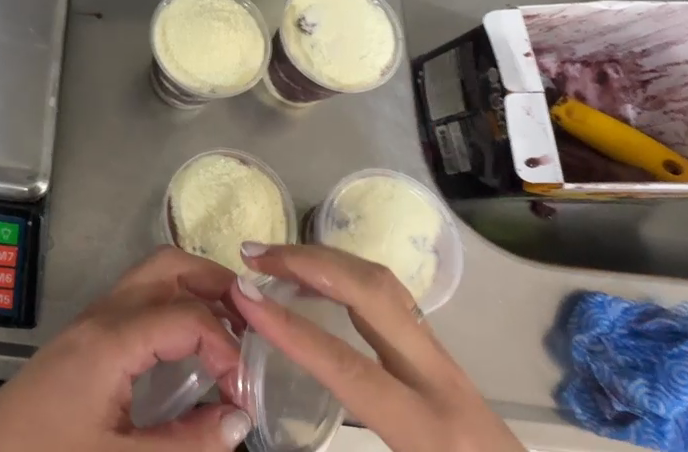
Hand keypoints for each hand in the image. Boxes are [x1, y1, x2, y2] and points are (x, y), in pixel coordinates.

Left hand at [0, 246, 251, 451]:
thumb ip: (187, 442)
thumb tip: (240, 421)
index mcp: (111, 339)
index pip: (187, 316)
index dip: (228, 348)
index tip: (247, 393)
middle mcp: (101, 315)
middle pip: (167, 267)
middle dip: (215, 283)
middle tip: (254, 325)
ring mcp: (89, 322)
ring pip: (150, 278)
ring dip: (194, 292)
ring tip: (231, 335)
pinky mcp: (84, 338)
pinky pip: (136, 302)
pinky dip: (172, 309)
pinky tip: (190, 349)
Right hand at [233, 243, 522, 451]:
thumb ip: (346, 436)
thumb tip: (285, 406)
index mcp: (430, 429)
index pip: (348, 365)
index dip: (290, 329)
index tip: (241, 295)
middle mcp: (442, 382)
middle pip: (373, 293)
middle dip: (309, 264)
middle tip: (252, 254)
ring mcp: (446, 363)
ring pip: (385, 286)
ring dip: (325, 262)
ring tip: (273, 259)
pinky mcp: (442, 358)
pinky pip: (390, 301)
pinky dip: (345, 279)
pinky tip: (313, 285)